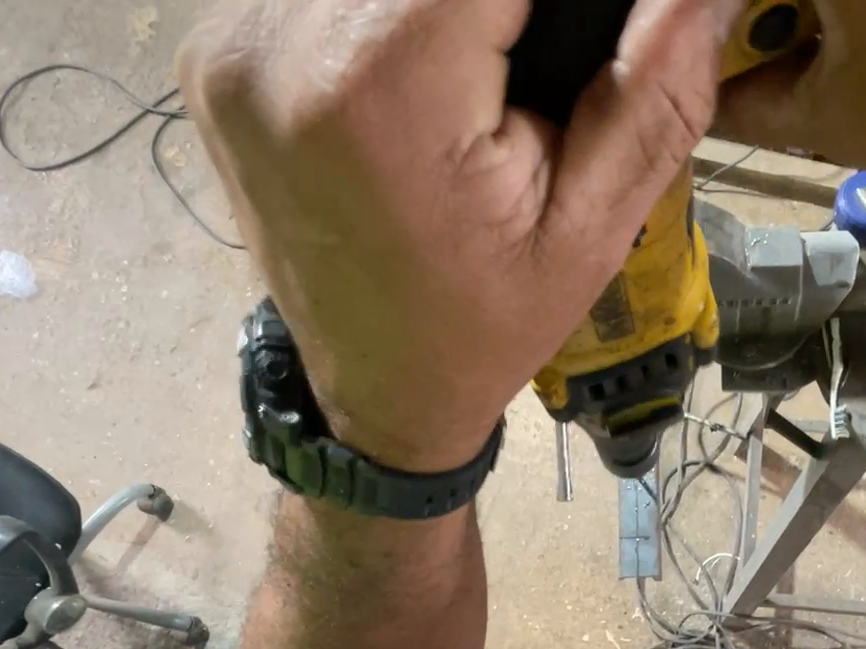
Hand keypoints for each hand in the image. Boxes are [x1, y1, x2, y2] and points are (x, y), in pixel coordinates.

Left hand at [180, 0, 744, 471]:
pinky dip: (393, 15)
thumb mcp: (588, 239)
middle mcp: (283, 38)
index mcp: (389, 88)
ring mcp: (234, 38)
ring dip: (449, 8)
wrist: (379, 392)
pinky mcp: (215, 49)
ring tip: (485, 80)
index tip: (583, 39)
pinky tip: (421, 80)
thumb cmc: (486, 333)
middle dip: (511, 6)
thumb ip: (650, 103)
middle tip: (533, 75)